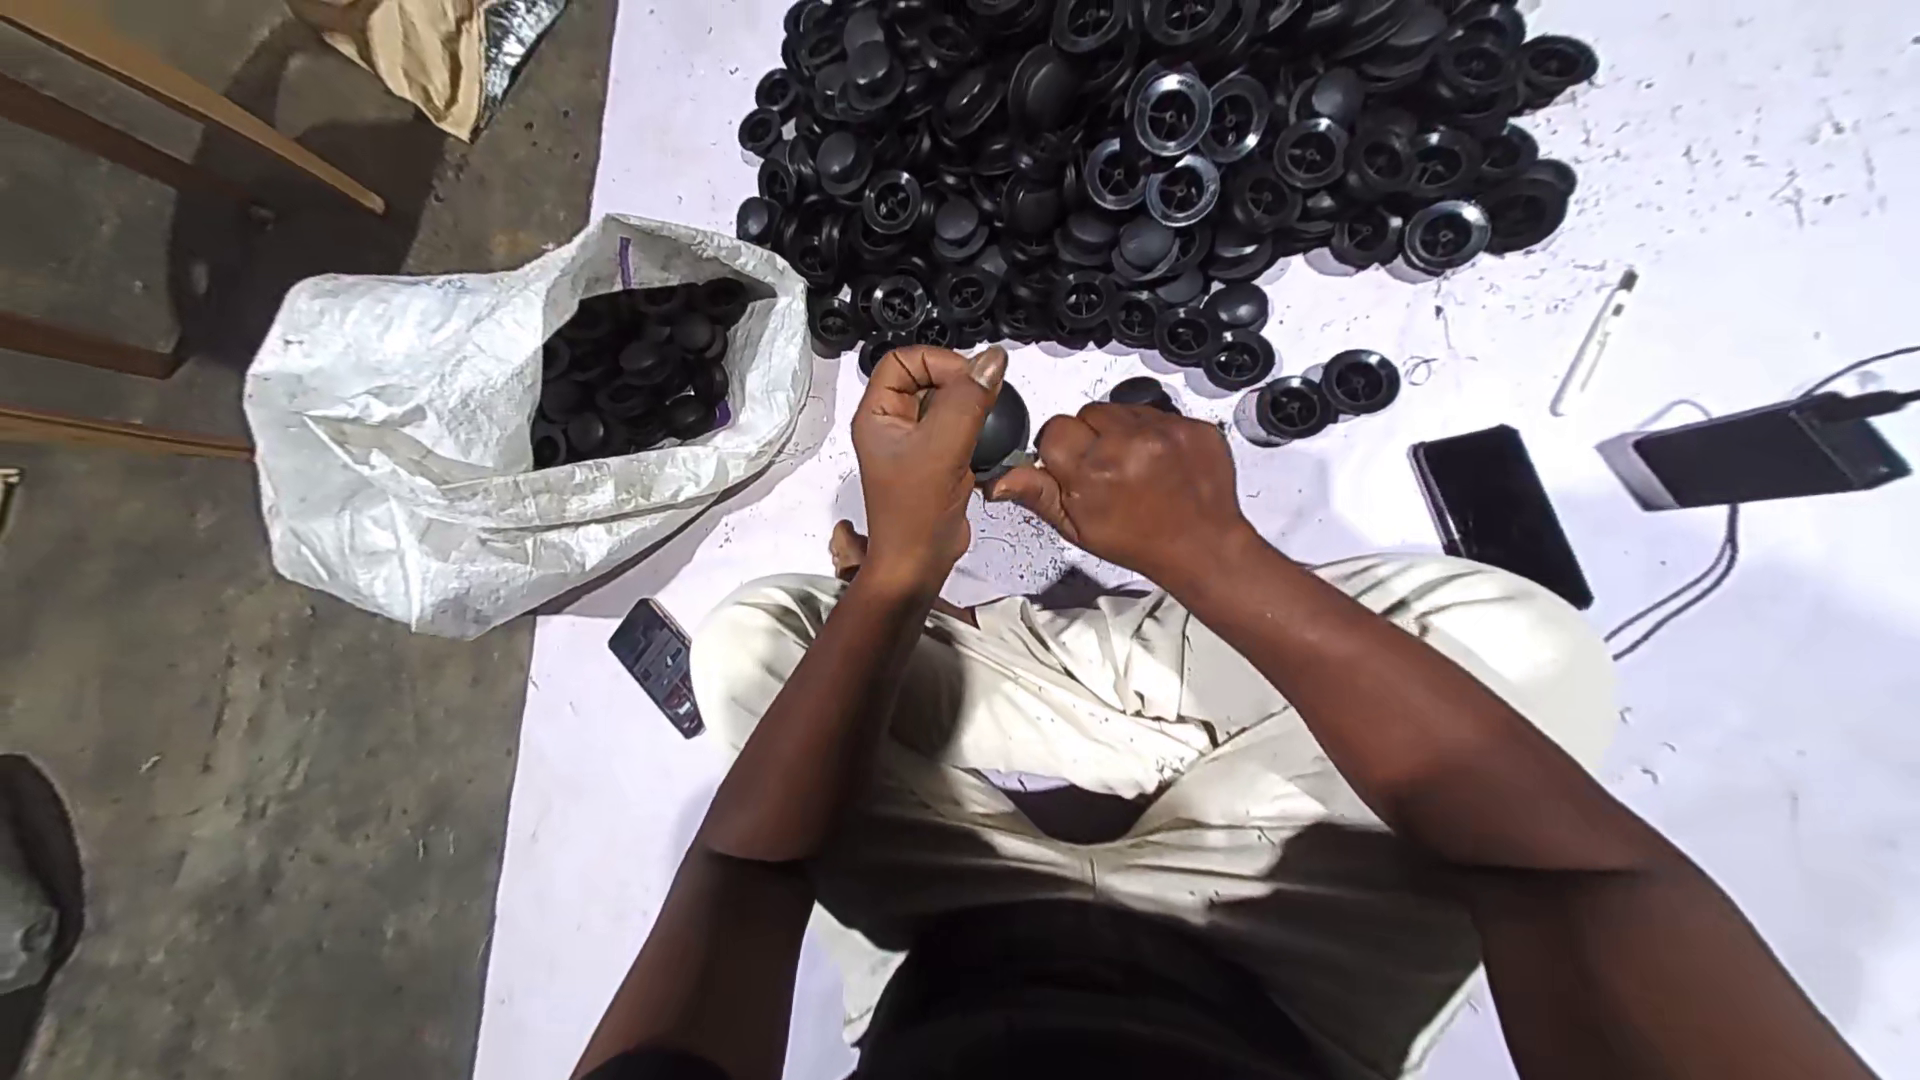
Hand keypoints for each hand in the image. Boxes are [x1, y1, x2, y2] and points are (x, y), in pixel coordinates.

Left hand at [851, 344, 1007, 594]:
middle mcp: (892, 425)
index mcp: (877, 415)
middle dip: (957, 382)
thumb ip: (968, 400)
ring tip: (983, 419)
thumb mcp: (943, 447)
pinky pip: (955, 428)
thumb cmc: (914, 514)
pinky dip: (973, 428)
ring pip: (943, 404)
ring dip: (968, 406)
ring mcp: (914, 444)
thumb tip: (991, 361)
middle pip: (925, 378)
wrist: (919, 561)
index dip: (936, 362)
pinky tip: (982, 441)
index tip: (969, 377)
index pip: (902, 362)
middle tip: (983, 396)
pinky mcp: (935, 460)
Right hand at [988, 404, 1255, 586]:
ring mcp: (1163, 431)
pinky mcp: (1191, 425)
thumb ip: (1036, 495)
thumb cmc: (1139, 542)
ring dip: (1122, 431)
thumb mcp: (1077, 527)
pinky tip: (1159, 460)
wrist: (1201, 546)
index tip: (1073, 467)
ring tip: (1134, 465)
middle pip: (1087, 413)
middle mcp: (1126, 443)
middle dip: (1091, 437)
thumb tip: (999, 481)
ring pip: (1121, 408)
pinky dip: (1154, 432)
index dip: (1060, 450)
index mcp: (1091, 470)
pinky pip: (1157, 412)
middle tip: (1107, 469)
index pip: (1054, 429)